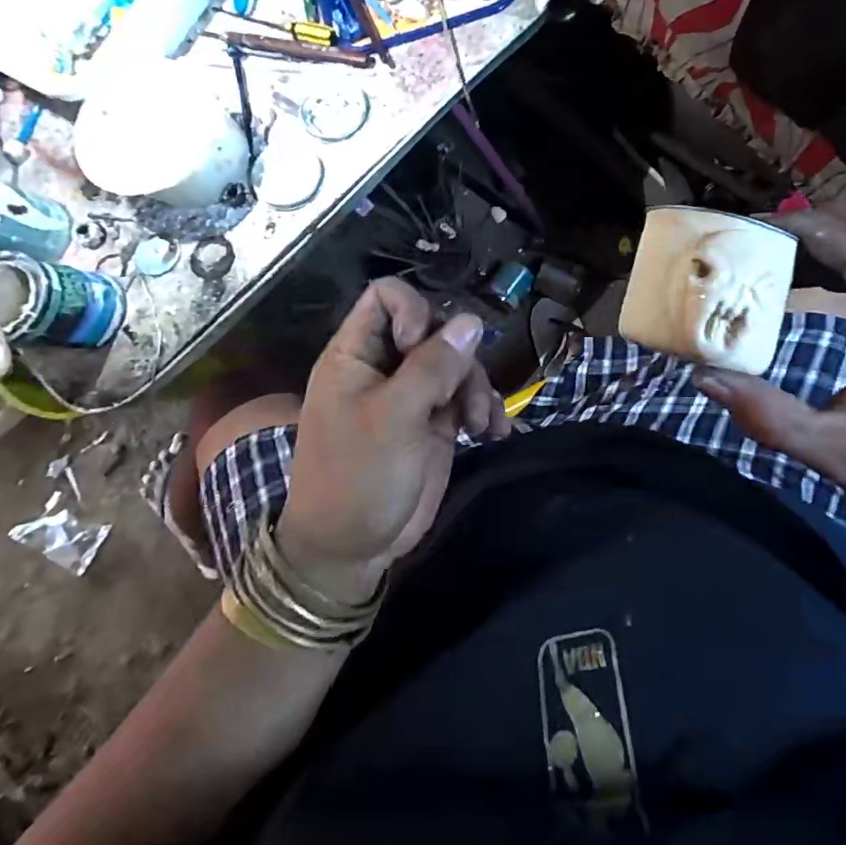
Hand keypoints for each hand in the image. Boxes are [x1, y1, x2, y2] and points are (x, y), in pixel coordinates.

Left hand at [276, 279, 508, 600]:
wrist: (352, 546)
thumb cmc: (357, 476)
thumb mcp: (392, 418)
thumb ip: (431, 367)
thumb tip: (471, 321)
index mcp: (356, 355)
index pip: (386, 298)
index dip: (412, 312)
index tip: (420, 348)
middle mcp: (385, 367)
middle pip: (434, 329)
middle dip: (457, 357)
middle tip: (458, 396)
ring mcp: (412, 395)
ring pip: (457, 363)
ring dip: (476, 388)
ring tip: (478, 424)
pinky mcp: (435, 423)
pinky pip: (467, 397)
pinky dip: (484, 409)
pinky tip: (493, 431)